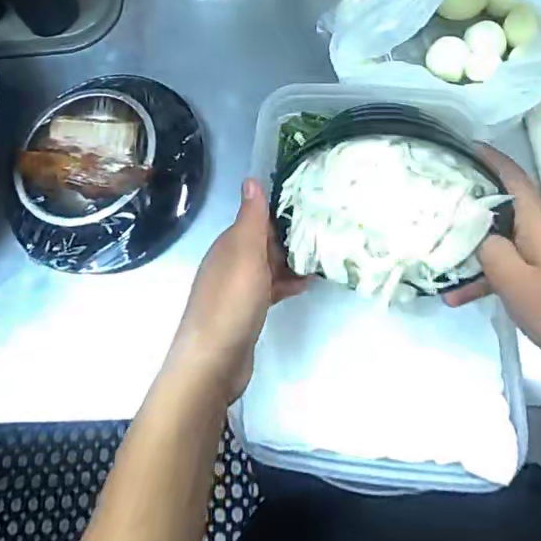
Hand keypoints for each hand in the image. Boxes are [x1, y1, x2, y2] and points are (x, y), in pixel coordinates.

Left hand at [165, 179, 310, 403]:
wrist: (213, 361)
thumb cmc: (232, 302)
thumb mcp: (245, 254)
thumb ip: (250, 219)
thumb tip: (250, 178)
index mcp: (229, 243)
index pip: (256, 216)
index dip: (281, 208)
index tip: (312, 200)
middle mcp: (231, 260)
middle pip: (263, 240)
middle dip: (290, 234)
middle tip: (327, 229)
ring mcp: (238, 287)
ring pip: (268, 264)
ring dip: (291, 259)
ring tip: (324, 256)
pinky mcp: (246, 311)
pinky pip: (269, 287)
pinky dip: (286, 282)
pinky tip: (307, 284)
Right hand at [444, 145, 540, 384]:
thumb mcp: (517, 283)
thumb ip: (490, 251)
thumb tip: (475, 232)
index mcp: (537, 224)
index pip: (513, 178)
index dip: (490, 158)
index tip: (463, 146)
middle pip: (501, 206)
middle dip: (468, 199)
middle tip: (434, 198)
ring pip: (501, 241)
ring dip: (471, 248)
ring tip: (436, 254)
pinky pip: (511, 267)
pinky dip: (487, 277)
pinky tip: (460, 296)